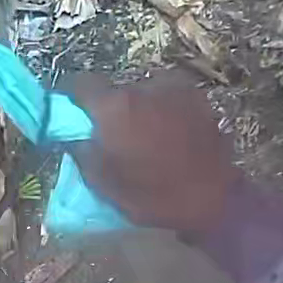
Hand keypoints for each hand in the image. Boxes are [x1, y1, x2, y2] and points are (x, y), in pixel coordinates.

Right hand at [68, 71, 238, 238]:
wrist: (212, 198)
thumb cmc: (150, 195)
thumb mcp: (102, 182)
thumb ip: (80, 151)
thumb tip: (70, 134)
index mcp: (114, 107)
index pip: (80, 83)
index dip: (71, 97)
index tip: (69, 113)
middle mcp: (142, 88)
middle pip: (114, 91)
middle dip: (108, 110)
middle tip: (111, 138)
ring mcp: (173, 90)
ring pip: (142, 94)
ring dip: (137, 111)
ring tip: (144, 140)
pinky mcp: (197, 98)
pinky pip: (167, 99)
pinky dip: (160, 112)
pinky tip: (168, 138)